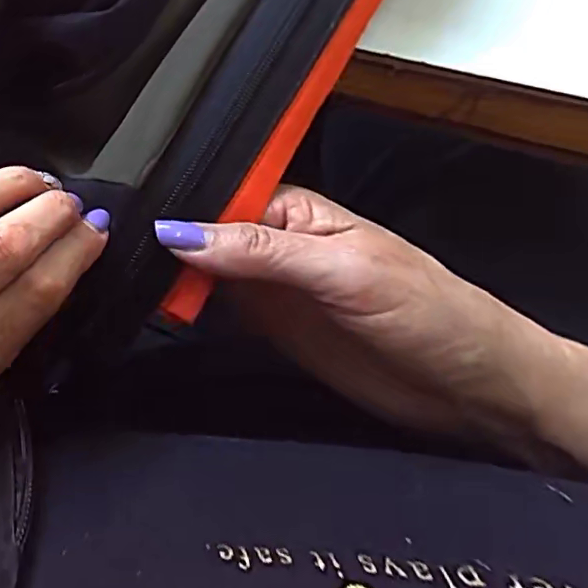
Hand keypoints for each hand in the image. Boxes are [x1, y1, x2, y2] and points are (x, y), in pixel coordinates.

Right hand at [155, 187, 577, 458]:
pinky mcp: (267, 326)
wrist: (475, 390)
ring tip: (120, 272)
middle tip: (112, 251)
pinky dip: (186, 306)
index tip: (128, 220)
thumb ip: (261, 252)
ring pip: (203, 270)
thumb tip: (180, 233)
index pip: (218, 197)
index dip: (177, 207)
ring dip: (169, 273)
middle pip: (203, 233)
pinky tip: (156, 303)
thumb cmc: (430, 312)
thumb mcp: (343, 271)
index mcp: (292, 209)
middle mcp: (272, 242)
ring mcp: (267, 286)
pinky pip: (214, 308)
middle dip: (165, 240)